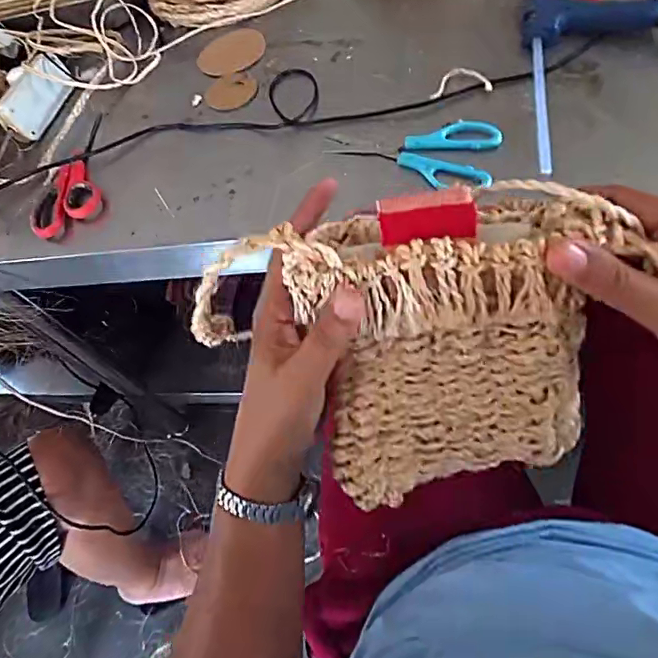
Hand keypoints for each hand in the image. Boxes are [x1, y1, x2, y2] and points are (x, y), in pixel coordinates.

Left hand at [223, 179, 362, 503]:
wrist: (266, 468)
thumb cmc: (273, 420)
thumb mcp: (302, 377)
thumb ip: (327, 337)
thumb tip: (355, 287)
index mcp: (274, 312)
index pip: (289, 253)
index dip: (306, 218)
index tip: (331, 188)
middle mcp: (290, 316)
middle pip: (314, 267)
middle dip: (341, 241)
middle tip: (380, 223)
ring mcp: (307, 335)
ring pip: (331, 292)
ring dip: (355, 271)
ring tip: (391, 252)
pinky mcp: (323, 355)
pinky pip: (343, 320)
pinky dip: (363, 305)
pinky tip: (389, 302)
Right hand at [545, 187, 657, 437]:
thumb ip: (613, 281)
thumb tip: (552, 246)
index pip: (627, 201)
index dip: (578, 207)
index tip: (535, 223)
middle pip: (631, 228)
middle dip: (585, 240)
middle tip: (536, 258)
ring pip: (641, 258)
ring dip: (603, 267)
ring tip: (555, 280)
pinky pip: (654, 282)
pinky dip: (624, 288)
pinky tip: (598, 303)